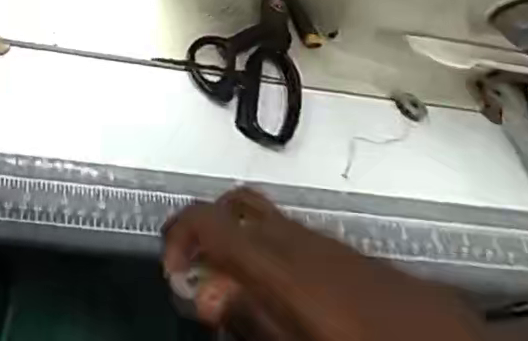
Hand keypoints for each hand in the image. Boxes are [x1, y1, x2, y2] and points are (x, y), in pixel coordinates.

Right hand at [162, 188, 485, 340]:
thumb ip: (253, 320)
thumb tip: (204, 292)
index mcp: (282, 265)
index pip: (209, 220)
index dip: (178, 236)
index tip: (173, 274)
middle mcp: (300, 240)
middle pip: (233, 206)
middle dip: (205, 232)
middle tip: (200, 279)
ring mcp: (330, 243)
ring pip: (264, 216)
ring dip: (239, 241)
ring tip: (239, 290)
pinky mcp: (354, 255)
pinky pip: (296, 235)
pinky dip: (272, 251)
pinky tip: (285, 296)